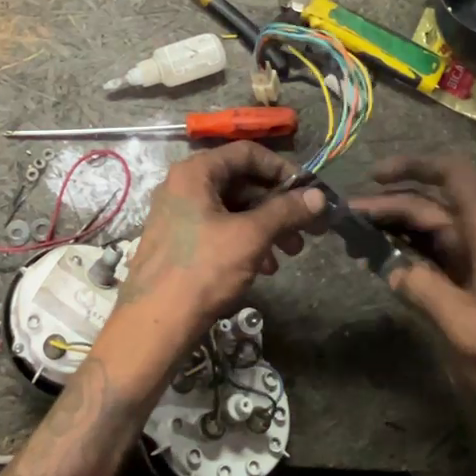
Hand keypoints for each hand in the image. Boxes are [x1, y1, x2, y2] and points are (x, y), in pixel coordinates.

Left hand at [118, 142, 325, 338]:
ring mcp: (179, 214)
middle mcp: (184, 186)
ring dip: (266, 226)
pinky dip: (246, 241)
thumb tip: (318, 196)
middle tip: (309, 229)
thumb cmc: (203, 269)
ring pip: (233, 209)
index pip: (247, 153)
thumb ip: (285, 211)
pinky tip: (265, 267)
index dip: (282, 169)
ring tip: (291, 252)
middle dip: (278, 205)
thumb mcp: (250, 236)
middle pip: (241, 182)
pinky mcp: (180, 240)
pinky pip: (220, 229)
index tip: (308, 193)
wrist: (156, 322)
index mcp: (195, 172)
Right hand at [350, 155, 475, 464]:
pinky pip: (427, 253)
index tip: (374, 176)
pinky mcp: (464, 286)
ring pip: (426, 227)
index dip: (417, 165)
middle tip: (343, 219)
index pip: (457, 178)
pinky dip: (398, 249)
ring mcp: (473, 264)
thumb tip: (386, 264)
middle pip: (431, 204)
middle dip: (387, 204)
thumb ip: (423, 289)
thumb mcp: (464, 331)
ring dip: (389, 225)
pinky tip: (372, 257)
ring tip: (351, 235)